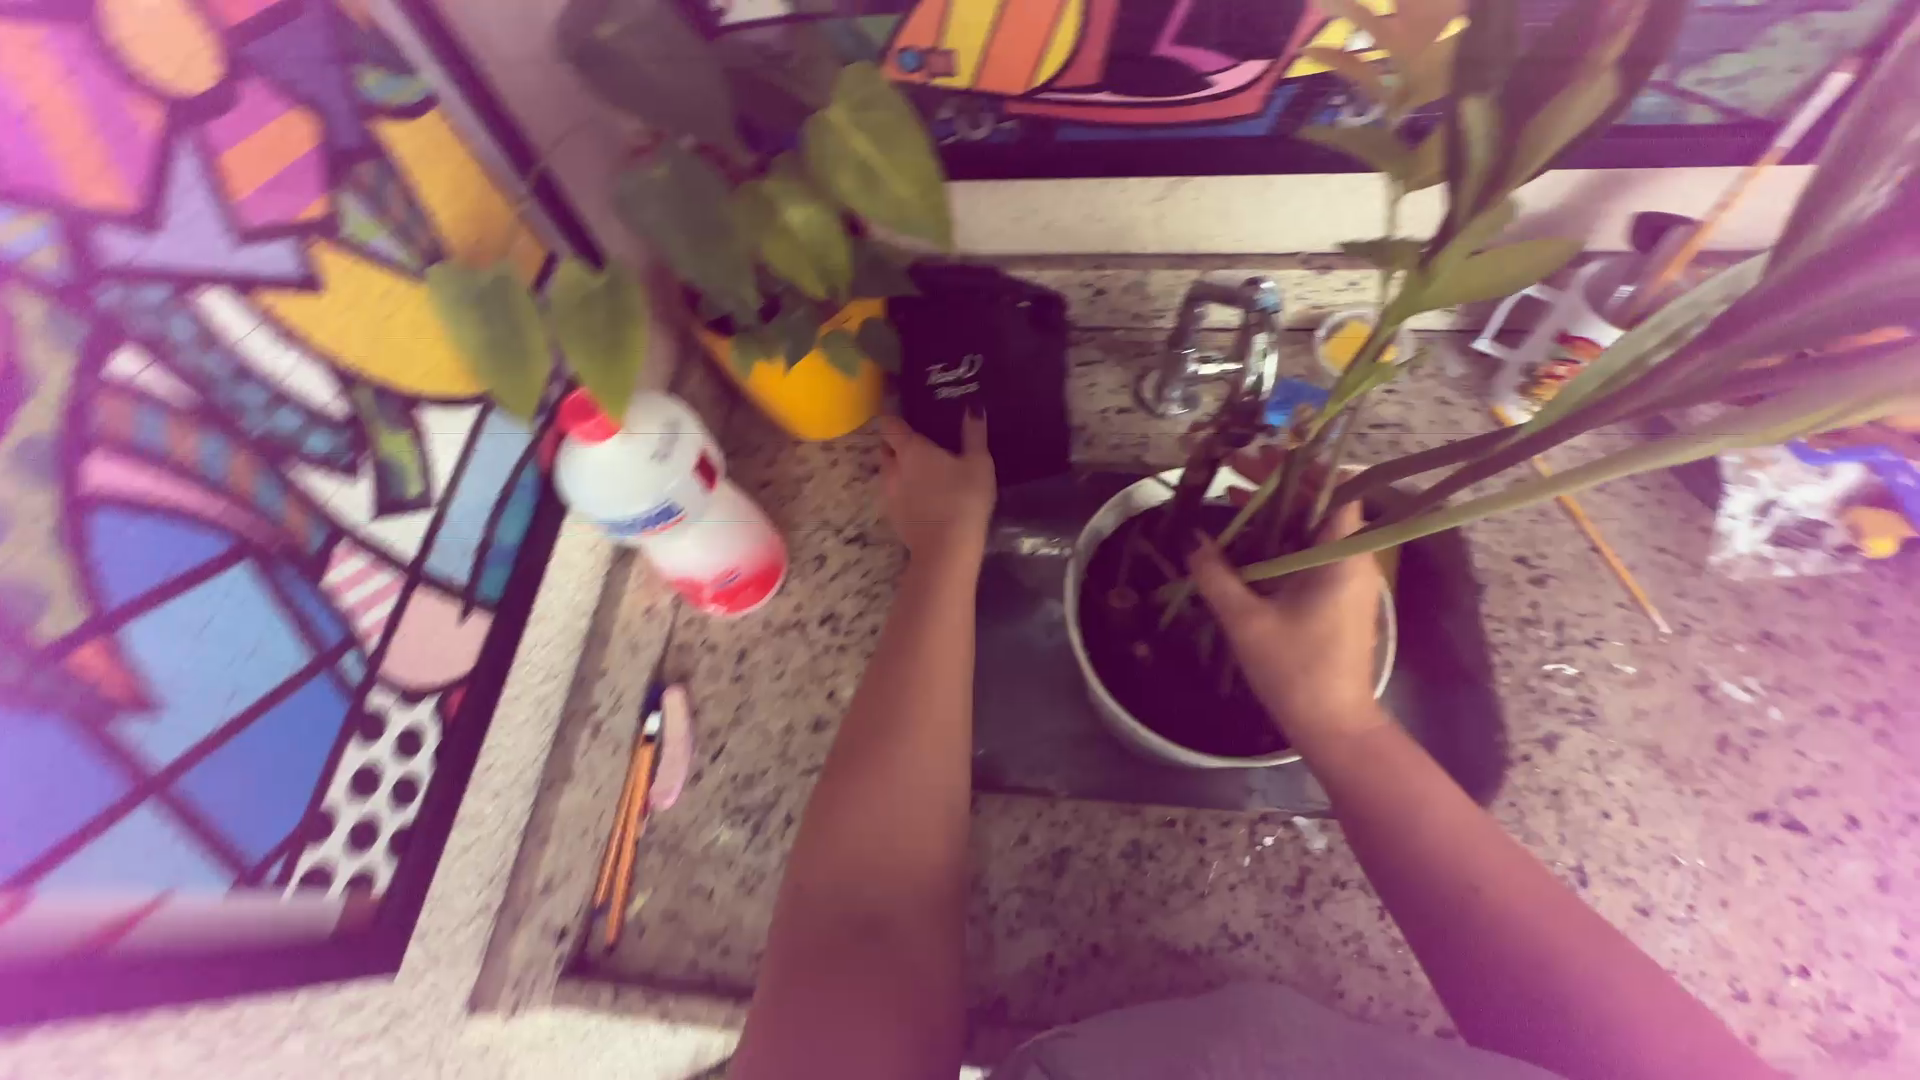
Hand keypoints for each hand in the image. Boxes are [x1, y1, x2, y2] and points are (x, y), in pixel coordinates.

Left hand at [875, 411, 994, 561]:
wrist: (946, 550)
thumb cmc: (964, 499)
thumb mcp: (979, 463)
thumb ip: (974, 432)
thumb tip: (973, 406)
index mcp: (909, 449)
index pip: (889, 423)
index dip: (895, 417)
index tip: (908, 416)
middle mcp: (891, 468)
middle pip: (884, 447)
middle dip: (895, 443)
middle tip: (919, 444)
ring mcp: (887, 494)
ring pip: (886, 472)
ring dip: (898, 468)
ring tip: (921, 472)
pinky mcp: (891, 516)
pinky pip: (892, 494)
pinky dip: (902, 491)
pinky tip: (921, 498)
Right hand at [1186, 450, 1385, 749]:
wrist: (1332, 725)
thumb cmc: (1295, 670)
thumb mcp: (1245, 620)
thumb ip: (1216, 576)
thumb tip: (1190, 542)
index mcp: (1341, 558)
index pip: (1336, 491)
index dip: (1302, 467)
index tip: (1264, 456)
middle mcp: (1350, 561)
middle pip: (1319, 505)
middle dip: (1278, 484)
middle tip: (1235, 467)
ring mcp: (1344, 581)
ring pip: (1310, 530)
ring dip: (1273, 512)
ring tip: (1230, 495)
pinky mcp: (1333, 599)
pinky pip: (1306, 554)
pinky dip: (1277, 540)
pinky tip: (1242, 541)